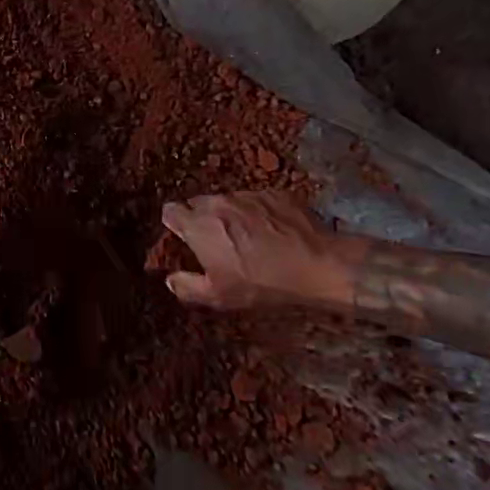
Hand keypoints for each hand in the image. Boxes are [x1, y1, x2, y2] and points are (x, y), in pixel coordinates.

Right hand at [159, 191, 352, 311]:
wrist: (319, 265)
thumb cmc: (263, 282)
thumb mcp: (220, 296)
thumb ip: (187, 287)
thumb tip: (170, 280)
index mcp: (198, 225)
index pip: (170, 211)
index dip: (175, 223)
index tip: (184, 238)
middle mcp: (218, 203)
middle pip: (197, 203)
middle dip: (201, 219)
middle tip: (216, 243)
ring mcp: (247, 195)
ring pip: (227, 201)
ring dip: (229, 215)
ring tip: (248, 238)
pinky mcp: (274, 193)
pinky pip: (254, 200)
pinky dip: (256, 212)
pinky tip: (271, 232)